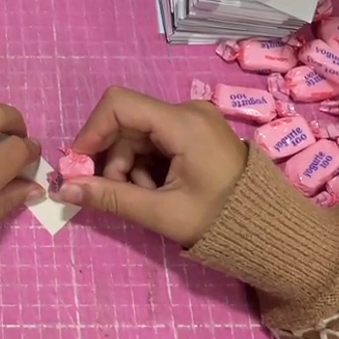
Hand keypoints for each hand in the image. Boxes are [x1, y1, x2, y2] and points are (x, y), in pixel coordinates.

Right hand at [55, 87, 247, 246]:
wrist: (274, 233)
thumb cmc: (221, 223)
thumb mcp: (162, 213)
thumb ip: (111, 198)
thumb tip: (64, 190)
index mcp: (184, 123)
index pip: (119, 104)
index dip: (92, 131)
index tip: (80, 165)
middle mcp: (187, 111)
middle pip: (126, 122)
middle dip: (113, 159)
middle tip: (116, 194)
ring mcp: (193, 120)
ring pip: (137, 134)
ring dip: (129, 167)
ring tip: (146, 198)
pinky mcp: (195, 132)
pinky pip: (154, 140)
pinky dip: (145, 165)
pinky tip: (158, 190)